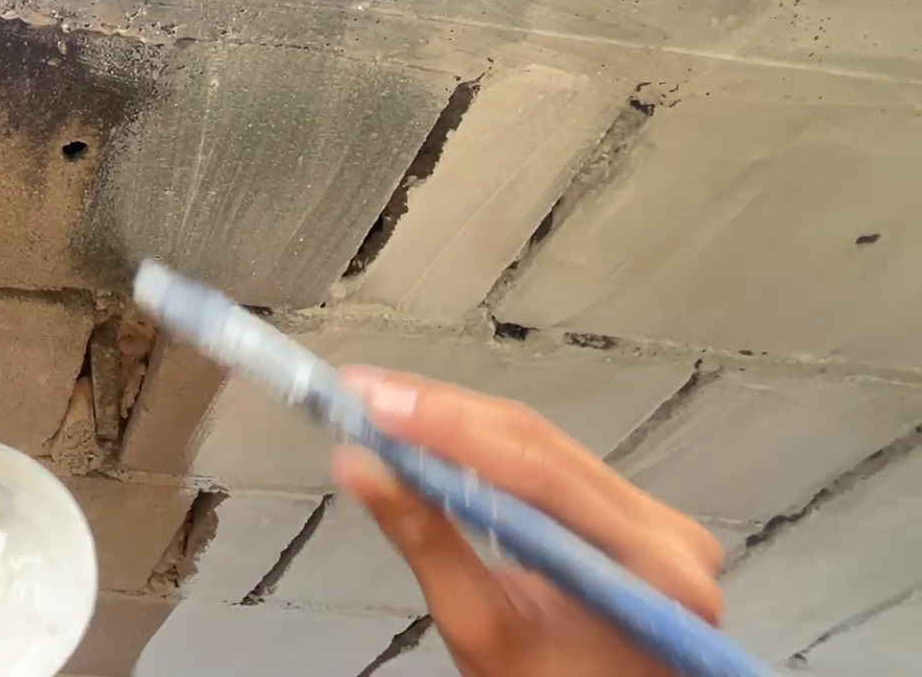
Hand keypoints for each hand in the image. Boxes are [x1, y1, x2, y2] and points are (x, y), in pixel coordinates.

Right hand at [331, 368, 724, 676]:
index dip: (452, 433)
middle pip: (533, 442)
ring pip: (527, 434)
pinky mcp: (612, 499)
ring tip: (370, 394)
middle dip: (436, 412)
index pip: (541, 476)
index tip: (378, 407)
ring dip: (442, 411)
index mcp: (653, 572)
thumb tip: (354, 465)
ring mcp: (643, 510)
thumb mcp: (479, 627)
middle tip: (359, 390)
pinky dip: (463, 428)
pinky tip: (414, 413)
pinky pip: (529, 446)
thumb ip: (424, 541)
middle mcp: (663, 529)